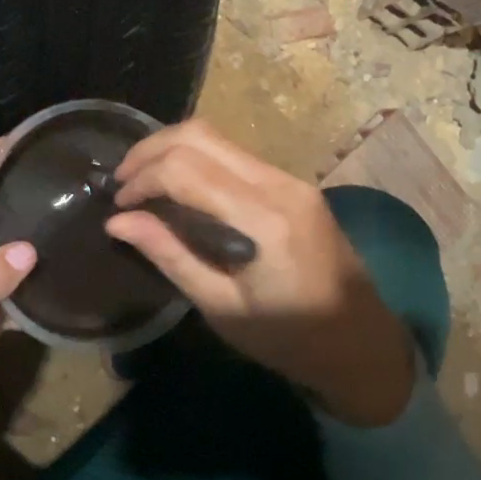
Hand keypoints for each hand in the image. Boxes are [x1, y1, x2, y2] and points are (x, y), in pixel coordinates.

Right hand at [106, 120, 416, 427]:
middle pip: (200, 135)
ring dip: (173, 150)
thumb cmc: (289, 340)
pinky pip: (236, 155)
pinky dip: (198, 160)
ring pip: (218, 138)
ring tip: (141, 182)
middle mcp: (277, 184)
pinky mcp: (294, 184)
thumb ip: (170, 256)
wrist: (363, 343)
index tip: (117, 205)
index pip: (185, 169)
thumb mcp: (222, 307)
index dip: (142, 178)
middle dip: (151, 150)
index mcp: (261, 219)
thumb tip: (118, 222)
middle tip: (121, 183)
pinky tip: (179, 187)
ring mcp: (290, 179)